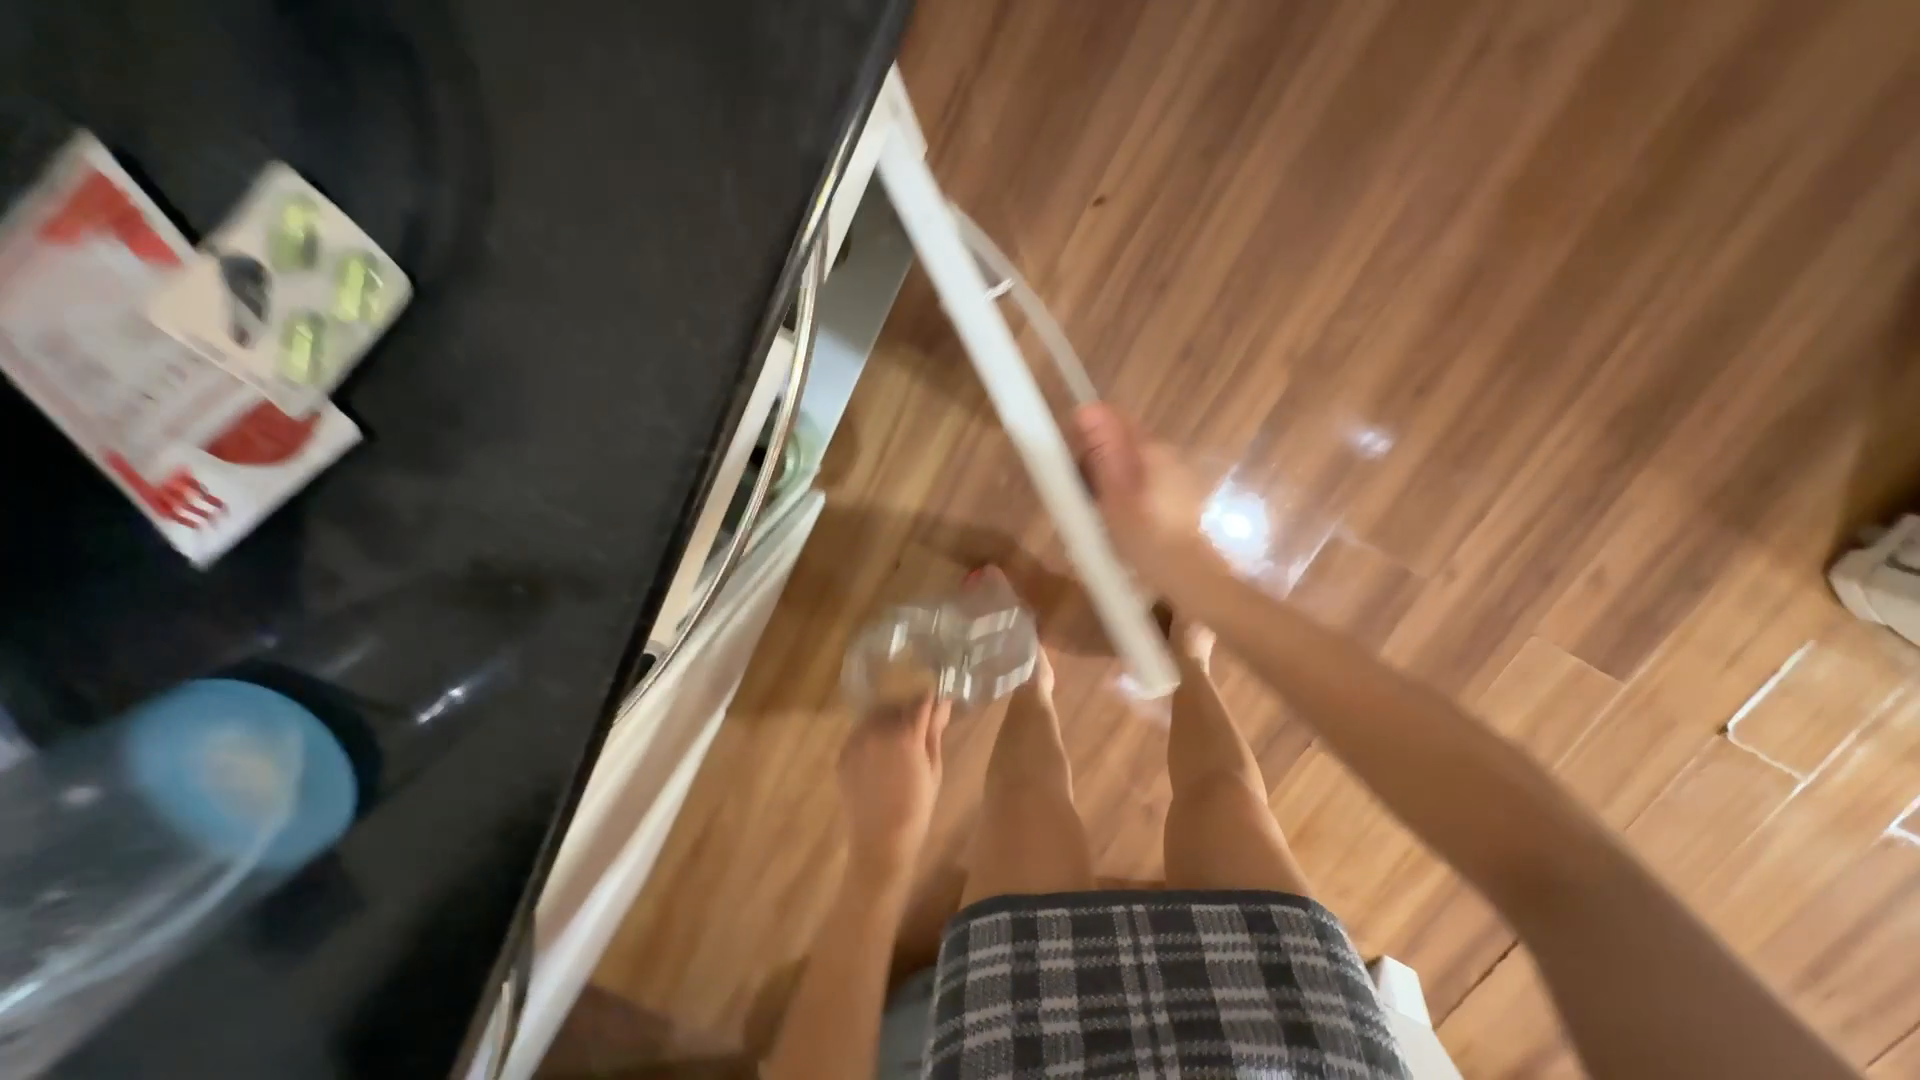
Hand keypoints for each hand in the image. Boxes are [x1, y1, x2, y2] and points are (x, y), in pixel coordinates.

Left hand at [837, 695, 950, 882]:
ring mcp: (856, 741)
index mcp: (905, 734)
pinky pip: (860, 733)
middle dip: (908, 710)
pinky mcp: (843, 754)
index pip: (920, 701)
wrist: (881, 842)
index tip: (936, 707)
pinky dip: (871, 735)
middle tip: (918, 727)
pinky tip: (880, 755)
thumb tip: (943, 704)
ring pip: (875, 716)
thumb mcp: (934, 769)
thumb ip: (934, 732)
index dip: (930, 702)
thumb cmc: (917, 808)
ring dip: (888, 720)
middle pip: (896, 705)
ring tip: (898, 741)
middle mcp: (877, 730)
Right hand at [1072, 403, 1224, 589]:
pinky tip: (1125, 527)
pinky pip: (1144, 486)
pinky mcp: (1179, 498)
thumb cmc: (1148, 539)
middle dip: (1098, 465)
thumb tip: (1086, 408)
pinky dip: (1128, 499)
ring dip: (1112, 484)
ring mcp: (1177, 475)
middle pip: (1121, 443)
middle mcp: (1168, 454)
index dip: (1087, 440)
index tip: (1076, 471)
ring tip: (1103, 517)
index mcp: (1152, 449)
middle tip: (1087, 500)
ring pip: (1131, 466)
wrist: (1191, 578)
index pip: (1112, 420)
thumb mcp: (1115, 496)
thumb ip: (1103, 452)